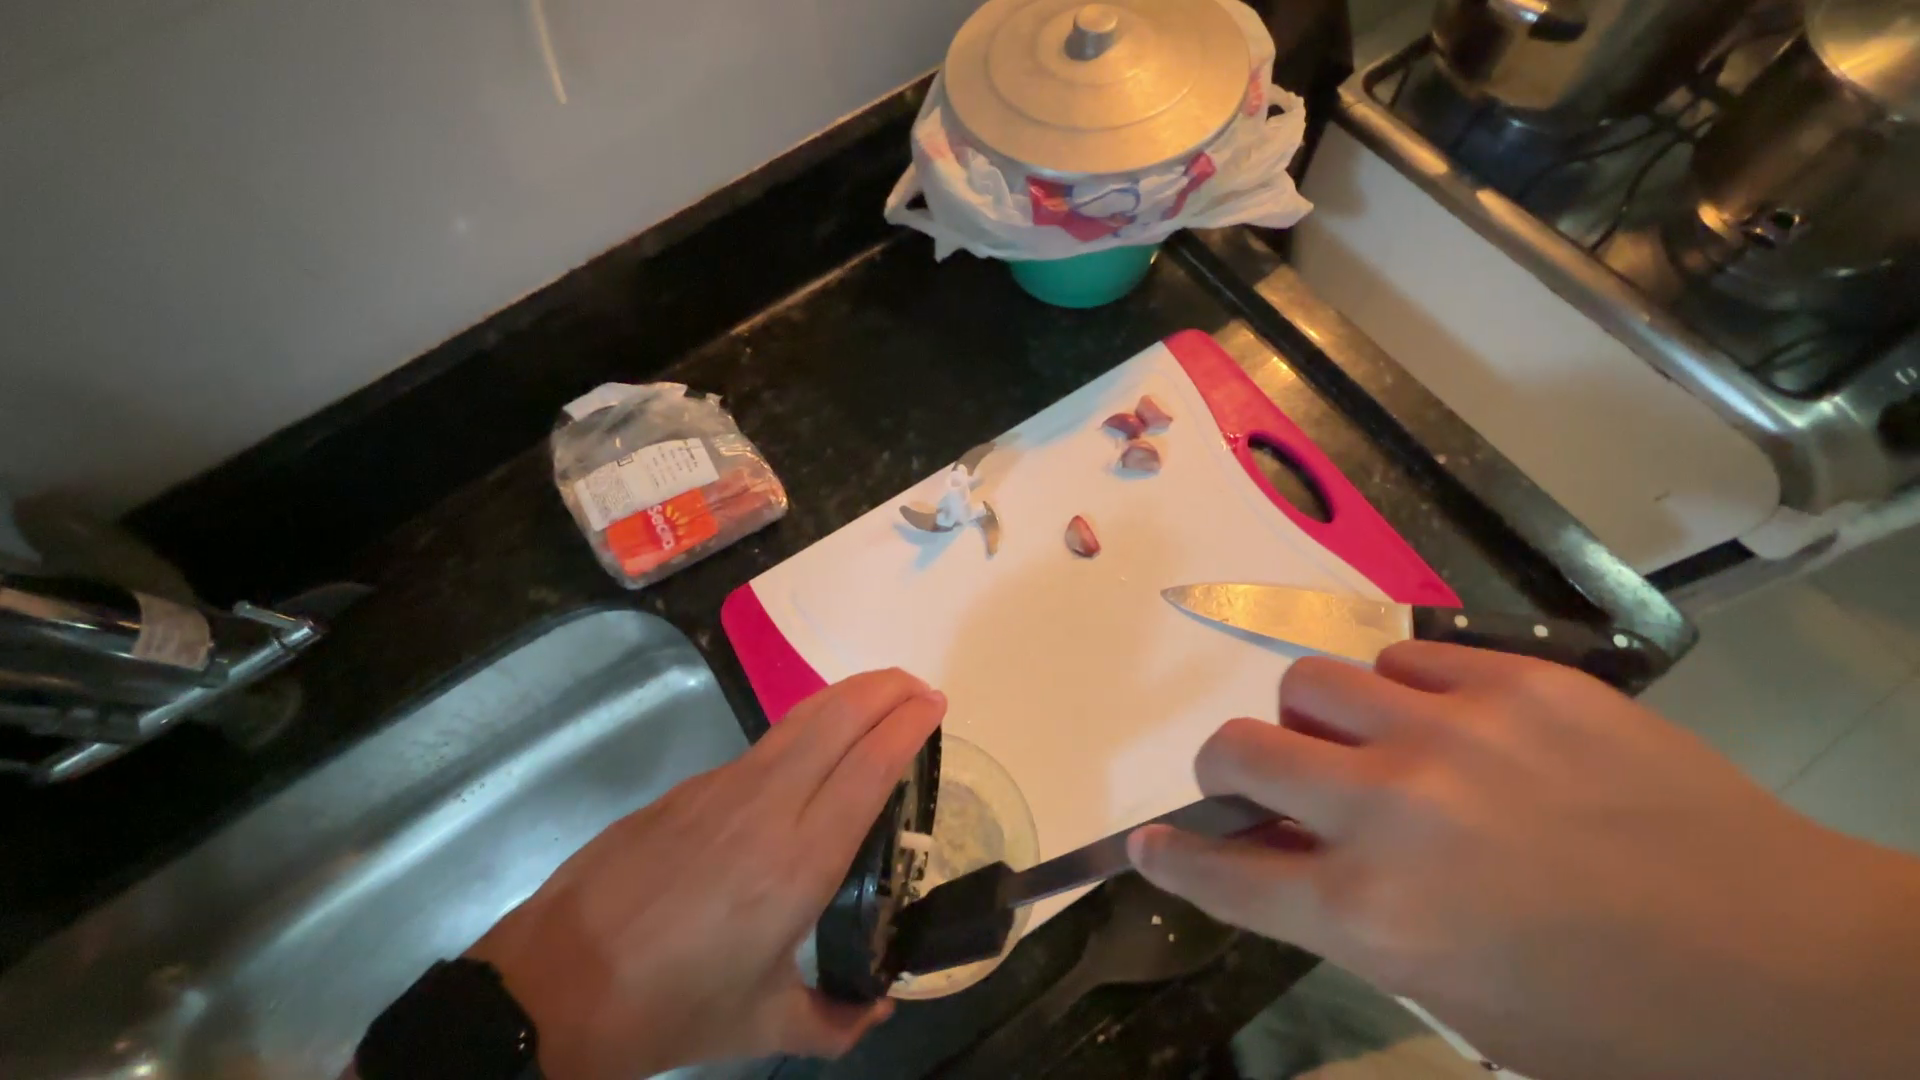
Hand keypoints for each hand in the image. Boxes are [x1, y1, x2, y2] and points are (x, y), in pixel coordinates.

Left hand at [465, 669, 944, 1078]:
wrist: (549, 986)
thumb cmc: (666, 1009)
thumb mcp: (760, 1026)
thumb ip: (835, 1020)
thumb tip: (878, 1009)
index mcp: (799, 862)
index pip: (869, 766)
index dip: (908, 725)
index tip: (936, 706)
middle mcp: (768, 806)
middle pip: (839, 717)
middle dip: (887, 689)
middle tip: (920, 689)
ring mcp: (722, 788)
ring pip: (800, 718)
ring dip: (848, 696)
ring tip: (880, 698)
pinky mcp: (689, 788)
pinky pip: (765, 745)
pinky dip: (807, 728)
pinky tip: (812, 757)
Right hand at [1129, 643, 1919, 1079]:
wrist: (1801, 967)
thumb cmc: (1611, 1018)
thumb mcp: (1452, 995)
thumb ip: (1349, 917)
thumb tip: (1284, 848)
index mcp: (1373, 916)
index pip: (1224, 873)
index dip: (1172, 857)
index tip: (1146, 843)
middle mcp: (1390, 813)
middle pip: (1238, 750)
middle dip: (1223, 766)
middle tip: (1251, 775)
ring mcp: (1452, 734)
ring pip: (1308, 682)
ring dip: (1312, 719)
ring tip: (1358, 740)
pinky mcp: (1517, 683)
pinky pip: (1403, 661)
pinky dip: (1399, 693)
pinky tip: (1443, 722)